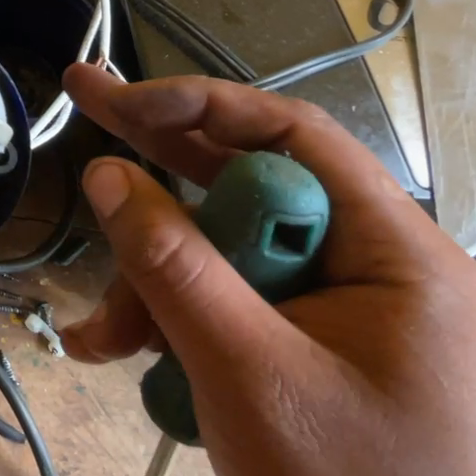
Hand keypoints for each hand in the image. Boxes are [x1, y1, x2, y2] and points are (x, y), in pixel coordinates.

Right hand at [59, 63, 475, 475]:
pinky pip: (233, 309)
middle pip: (247, 186)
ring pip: (225, 258)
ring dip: (153, 286)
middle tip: (81, 104)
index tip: (118, 101)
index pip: (292, 136)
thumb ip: (174, 266)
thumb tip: (104, 172)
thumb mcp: (250, 375)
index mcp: (395, 255)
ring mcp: (343, 316)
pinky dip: (176, 325)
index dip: (199, 106)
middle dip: (156, 170)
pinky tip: (127, 357)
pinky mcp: (317, 357)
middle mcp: (373, 270)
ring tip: (104, 338)